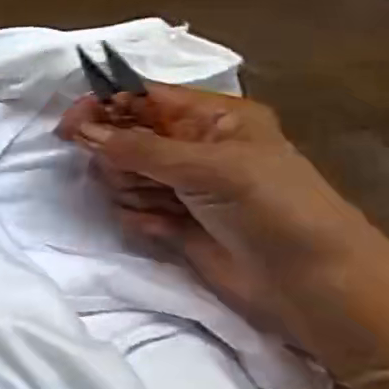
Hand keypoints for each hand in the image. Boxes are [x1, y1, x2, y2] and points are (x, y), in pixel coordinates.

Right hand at [56, 83, 388, 337]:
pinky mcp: (178, 226)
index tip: (71, 123)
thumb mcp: (208, 166)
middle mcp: (196, 149)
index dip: (106, 105)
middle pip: (128, 136)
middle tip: (124, 173)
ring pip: (126, 174)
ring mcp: (186, 189)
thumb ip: (140, 148)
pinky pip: (135, 210)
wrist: (316, 289)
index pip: (145, 98)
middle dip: (118, 153)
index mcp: (213, 119)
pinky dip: (138, 217)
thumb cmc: (272, 209)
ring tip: (155, 205)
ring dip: (129, 187)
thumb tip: (81, 130)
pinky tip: (160, 228)